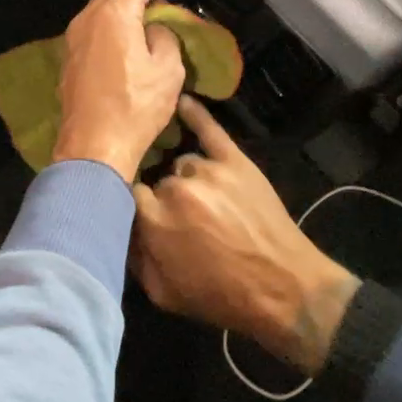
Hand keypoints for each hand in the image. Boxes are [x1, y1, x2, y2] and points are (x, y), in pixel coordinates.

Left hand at [51, 0, 188, 181]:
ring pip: (101, 5)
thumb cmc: (135, 108)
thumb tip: (154, 31)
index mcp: (114, 14)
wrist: (93, 148)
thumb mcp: (167, 70)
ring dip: (125, 4)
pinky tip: (128, 40)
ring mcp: (73, 38)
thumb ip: (165, 37)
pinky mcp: (69, 57)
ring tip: (149, 19)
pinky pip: (93, 26)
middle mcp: (87, 18)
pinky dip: (113, 22)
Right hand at [131, 97, 358, 375]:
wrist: (284, 289)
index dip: (135, 207)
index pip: (128, 195)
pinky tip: (183, 103)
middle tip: (181, 220)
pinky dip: (196, 116)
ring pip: (184, 164)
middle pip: (157, 180)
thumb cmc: (221, 298)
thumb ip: (134, 257)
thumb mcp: (163, 294)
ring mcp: (208, 171)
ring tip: (206, 203)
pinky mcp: (236, 161)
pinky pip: (210, 130)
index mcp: (154, 221)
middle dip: (164, 198)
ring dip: (188, 180)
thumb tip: (117, 228)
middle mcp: (176, 188)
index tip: (141, 216)